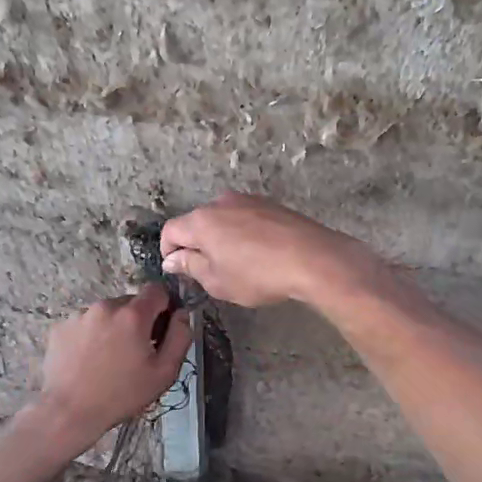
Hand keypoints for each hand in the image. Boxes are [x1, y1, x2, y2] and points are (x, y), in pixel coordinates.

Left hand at [32, 284, 191, 442]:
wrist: (69, 411)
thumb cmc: (122, 395)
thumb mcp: (164, 372)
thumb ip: (180, 337)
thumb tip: (182, 314)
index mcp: (133, 315)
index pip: (156, 290)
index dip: (163, 307)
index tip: (160, 330)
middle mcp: (105, 307)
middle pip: (130, 302)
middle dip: (137, 320)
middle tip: (135, 351)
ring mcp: (79, 316)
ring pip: (107, 313)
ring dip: (113, 328)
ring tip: (109, 359)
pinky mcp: (61, 327)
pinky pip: (85, 324)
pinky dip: (91, 336)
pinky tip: (88, 360)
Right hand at [160, 193, 379, 307]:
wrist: (313, 258)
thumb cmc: (258, 274)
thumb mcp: (217, 281)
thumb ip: (190, 267)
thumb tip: (172, 259)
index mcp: (201, 221)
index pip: (170, 231)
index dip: (168, 251)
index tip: (177, 270)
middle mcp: (221, 203)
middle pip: (197, 222)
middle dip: (196, 245)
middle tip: (208, 272)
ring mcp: (248, 200)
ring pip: (222, 219)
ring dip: (221, 239)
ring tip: (236, 265)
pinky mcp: (270, 204)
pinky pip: (245, 218)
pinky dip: (243, 234)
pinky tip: (258, 254)